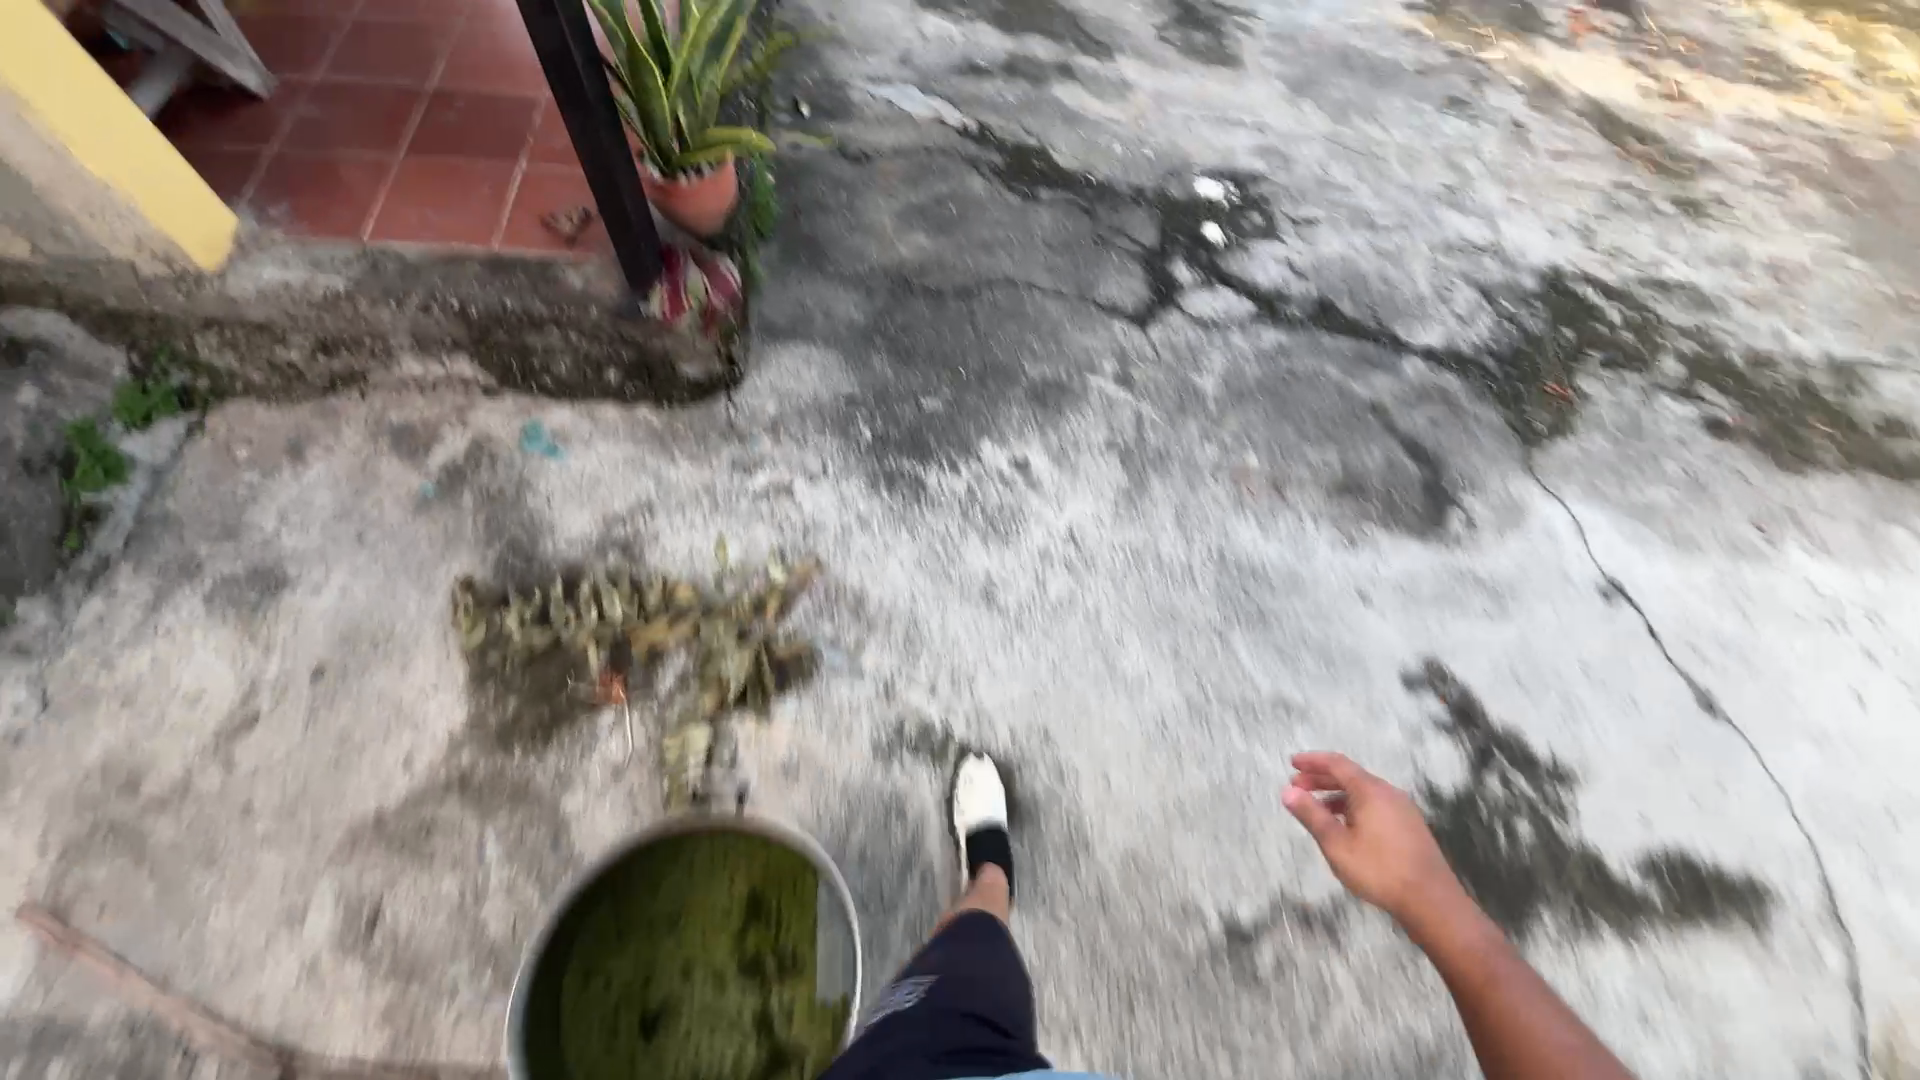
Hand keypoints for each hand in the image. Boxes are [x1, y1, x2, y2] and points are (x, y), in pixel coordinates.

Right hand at [1282, 751, 1465, 926]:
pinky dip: (1353, 806)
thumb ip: (1311, 815)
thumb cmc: (1379, 870)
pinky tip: (1345, 826)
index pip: (1337, 763)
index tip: (1292, 764)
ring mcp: (1403, 810)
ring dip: (1336, 794)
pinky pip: (1375, 805)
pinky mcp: (1409, 826)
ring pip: (1363, 792)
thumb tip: (1287, 791)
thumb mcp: (1336, 844)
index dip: (1312, 761)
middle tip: (1297, 787)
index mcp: (1371, 791)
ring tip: (1316, 808)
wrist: (1432, 902)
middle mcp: (1389, 793)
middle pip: (1350, 776)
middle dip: (1321, 779)